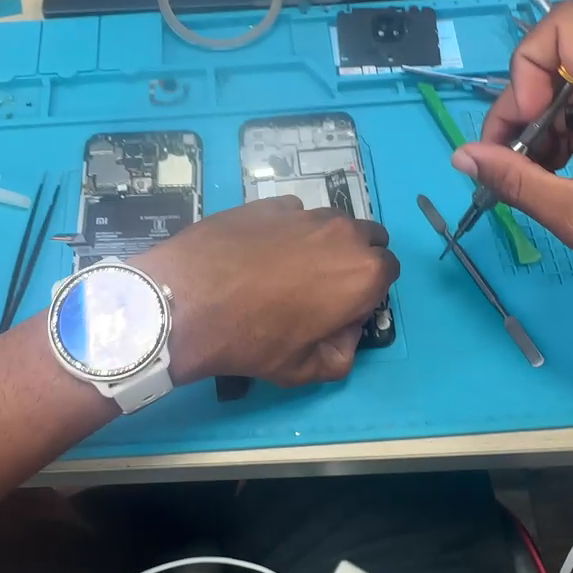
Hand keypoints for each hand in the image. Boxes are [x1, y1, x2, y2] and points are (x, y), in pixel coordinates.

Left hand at [132, 197, 399, 386]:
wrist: (185, 302)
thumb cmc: (251, 340)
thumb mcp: (305, 369)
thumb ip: (342, 353)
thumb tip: (344, 331)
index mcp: (363, 272)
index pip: (388, 273)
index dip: (368, 294)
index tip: (342, 310)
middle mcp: (341, 232)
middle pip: (366, 239)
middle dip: (354, 260)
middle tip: (320, 288)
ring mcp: (302, 212)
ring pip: (329, 223)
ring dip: (321, 243)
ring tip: (285, 270)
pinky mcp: (266, 203)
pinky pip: (291, 214)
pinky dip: (286, 230)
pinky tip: (256, 254)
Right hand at [451, 1, 572, 323]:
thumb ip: (513, 179)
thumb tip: (460, 156)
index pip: (561, 26)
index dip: (525, 69)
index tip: (523, 127)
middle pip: (564, 59)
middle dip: (525, 108)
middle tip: (510, 165)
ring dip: (547, 125)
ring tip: (540, 178)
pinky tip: (567, 174)